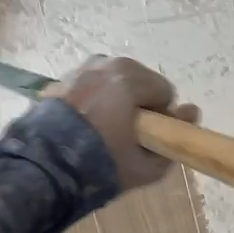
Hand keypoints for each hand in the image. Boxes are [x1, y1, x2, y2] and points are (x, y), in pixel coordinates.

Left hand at [48, 56, 199, 190]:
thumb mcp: (147, 165)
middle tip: (122, 136)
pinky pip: (86, 88)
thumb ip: (176, 136)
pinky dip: (90, 102)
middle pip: (137, 82)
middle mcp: (105, 64)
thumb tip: (190, 112)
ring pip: (111, 83)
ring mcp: (77, 70)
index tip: (146, 138)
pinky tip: (80, 127)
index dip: (160, 117)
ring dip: (113, 101)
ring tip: (100, 132)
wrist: (43, 168)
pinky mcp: (57, 82)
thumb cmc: (100, 164)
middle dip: (136, 104)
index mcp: (129, 77)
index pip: (163, 92)